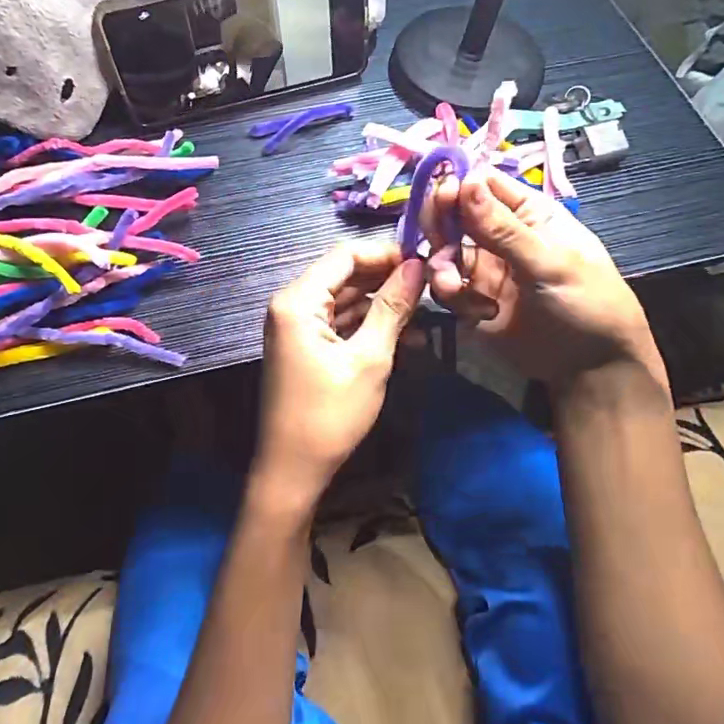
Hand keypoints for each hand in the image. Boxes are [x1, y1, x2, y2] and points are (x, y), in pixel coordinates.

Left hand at [256, 240, 426, 508]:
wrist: (293, 469)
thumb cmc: (330, 414)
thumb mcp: (369, 358)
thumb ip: (392, 307)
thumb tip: (417, 266)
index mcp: (298, 300)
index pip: (345, 255)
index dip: (386, 254)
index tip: (426, 262)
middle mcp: (291, 304)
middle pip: (344, 275)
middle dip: (387, 281)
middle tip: (431, 290)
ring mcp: (296, 326)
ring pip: (345, 300)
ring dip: (382, 307)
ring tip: (425, 318)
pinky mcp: (305, 345)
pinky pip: (339, 323)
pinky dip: (368, 327)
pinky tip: (405, 339)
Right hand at [421, 167, 664, 389]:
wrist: (590, 367)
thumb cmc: (587, 303)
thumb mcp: (549, 263)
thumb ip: (502, 228)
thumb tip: (465, 181)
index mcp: (527, 212)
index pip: (483, 183)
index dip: (459, 184)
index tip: (442, 195)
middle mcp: (499, 234)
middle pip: (453, 212)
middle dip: (440, 223)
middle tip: (439, 239)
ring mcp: (483, 267)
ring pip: (442, 251)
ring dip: (441, 265)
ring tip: (452, 284)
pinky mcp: (471, 299)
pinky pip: (445, 287)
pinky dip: (450, 294)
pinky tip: (474, 310)